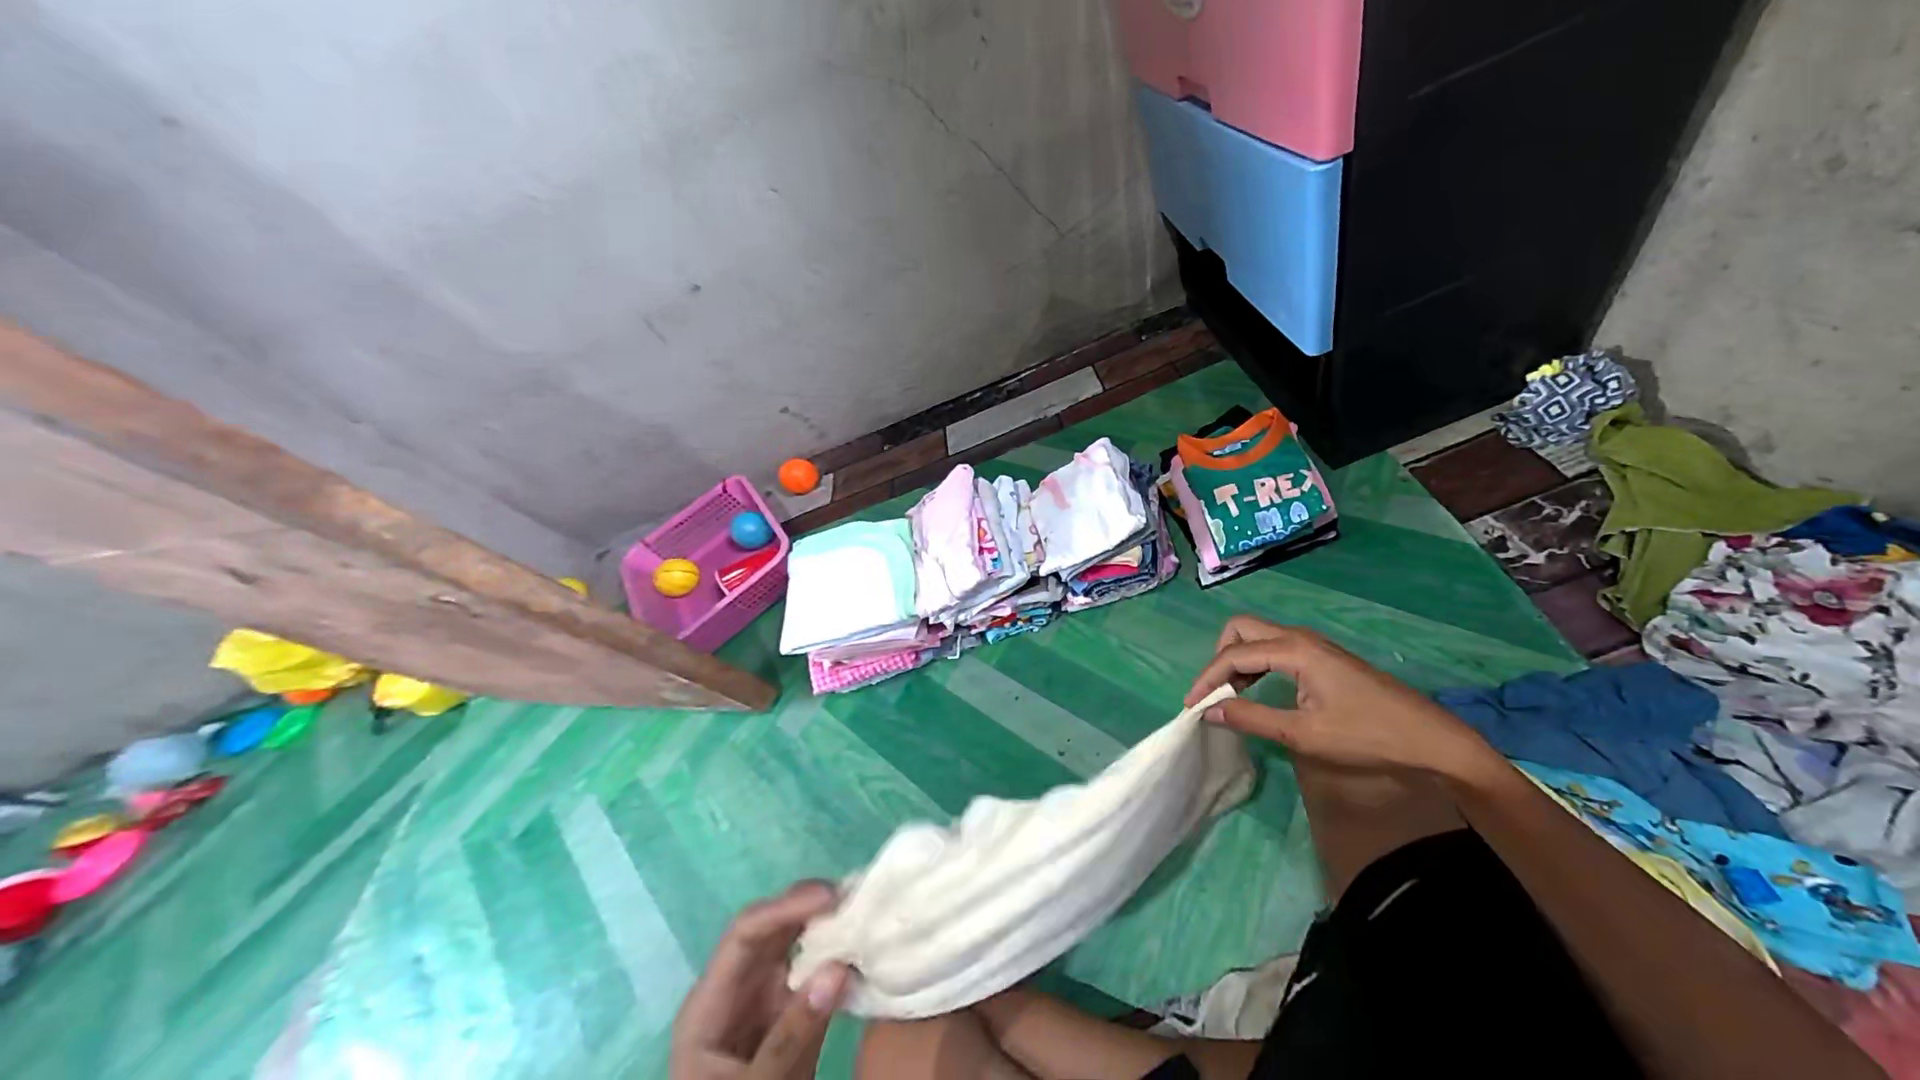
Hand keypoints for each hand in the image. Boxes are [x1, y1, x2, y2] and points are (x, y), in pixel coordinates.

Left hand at [671, 881, 848, 1079]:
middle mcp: (733, 994)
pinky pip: (810, 981)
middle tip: (857, 896)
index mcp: (709, 1006)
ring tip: (864, 913)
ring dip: (825, 930)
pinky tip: (862, 956)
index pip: (744, 936)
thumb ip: (792, 1035)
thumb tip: (838, 966)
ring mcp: (759, 1008)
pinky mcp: (784, 1024)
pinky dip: (835, 964)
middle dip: (809, 908)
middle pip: (768, 934)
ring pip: (791, 952)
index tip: (831, 896)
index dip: (785, 908)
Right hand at [1185, 616, 1500, 780]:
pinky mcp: (1323, 657)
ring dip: (1238, 660)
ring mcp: (1314, 645)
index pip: (1234, 655)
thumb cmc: (1367, 736)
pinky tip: (1258, 691)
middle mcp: (1300, 638)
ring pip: (1259, 637)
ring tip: (1231, 696)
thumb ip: (1251, 718)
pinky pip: (1275, 648)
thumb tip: (1210, 712)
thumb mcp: (1303, 734)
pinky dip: (1256, 664)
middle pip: (1242, 629)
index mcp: (1294, 651)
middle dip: (1220, 658)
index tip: (1192, 707)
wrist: (1431, 739)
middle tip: (1215, 694)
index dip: (1207, 679)